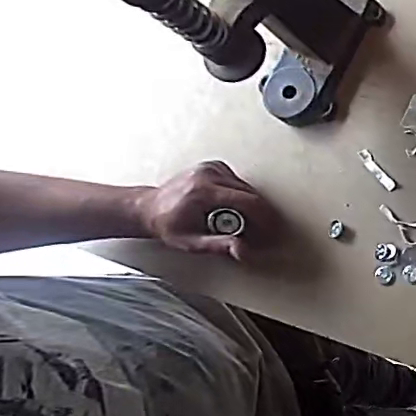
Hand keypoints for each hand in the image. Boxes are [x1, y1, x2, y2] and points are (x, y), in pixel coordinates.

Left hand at [130, 161, 273, 260]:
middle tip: (247, 229)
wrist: (147, 208)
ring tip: (231, 217)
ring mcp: (211, 167)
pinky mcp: (214, 166)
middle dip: (256, 215)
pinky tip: (228, 203)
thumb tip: (243, 250)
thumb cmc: (167, 225)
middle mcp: (207, 174)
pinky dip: (241, 196)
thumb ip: (219, 246)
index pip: (249, 201)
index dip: (264, 219)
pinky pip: (241, 183)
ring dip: (249, 206)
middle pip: (252, 195)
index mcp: (202, 191)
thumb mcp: (191, 242)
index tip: (268, 231)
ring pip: (249, 189)